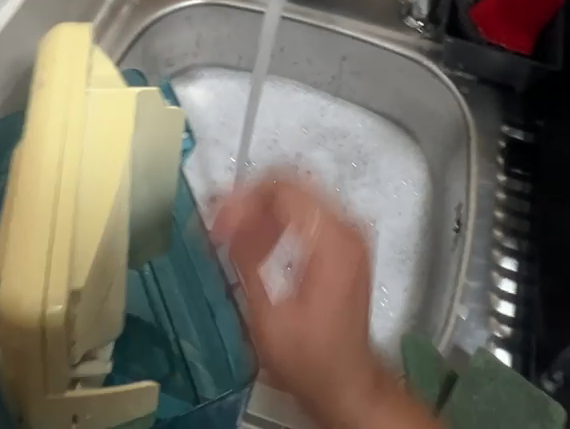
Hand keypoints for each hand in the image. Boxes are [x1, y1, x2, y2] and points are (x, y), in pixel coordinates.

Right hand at [211, 176, 436, 428]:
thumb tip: (225, 220)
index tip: (218, 219)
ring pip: (299, 196)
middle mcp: (348, 227)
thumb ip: (247, 258)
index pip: (284, 189)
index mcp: (331, 240)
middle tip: (222, 225)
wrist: (346, 383)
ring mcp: (351, 232)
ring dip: (264, 210)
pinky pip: (310, 212)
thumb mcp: (267, 315)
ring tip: (235, 236)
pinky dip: (281, 220)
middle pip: (292, 186)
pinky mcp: (348, 241)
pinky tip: (260, 242)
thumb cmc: (308, 358)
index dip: (245, 198)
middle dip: (251, 201)